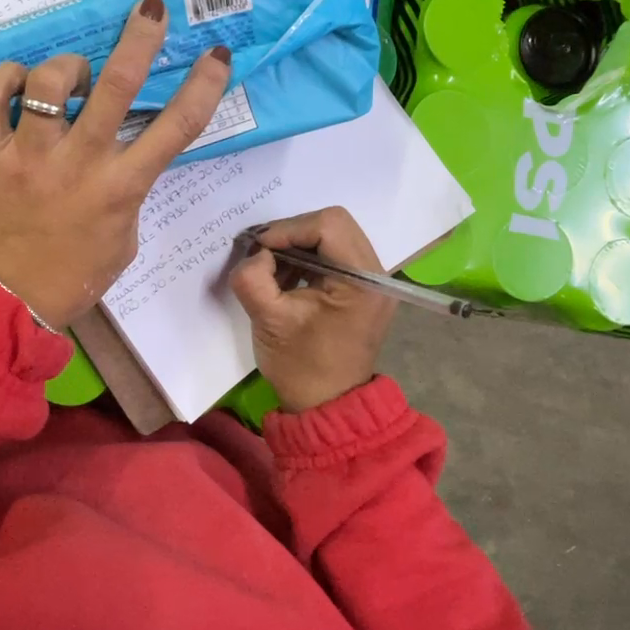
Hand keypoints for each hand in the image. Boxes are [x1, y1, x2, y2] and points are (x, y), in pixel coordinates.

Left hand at [0, 0, 232, 328]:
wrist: (1, 303)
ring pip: (50, 84)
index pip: (177, 129)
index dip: (204, 87)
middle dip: (140, 40)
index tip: (217, 56)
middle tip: (150, 10)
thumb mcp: (122, 241)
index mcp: (122, 188)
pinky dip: (4, 79)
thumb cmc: (70, 278)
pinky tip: (17, 81)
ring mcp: (30, 157)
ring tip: (73, 75)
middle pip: (117, 87)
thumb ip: (128, 195)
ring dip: (68, 66)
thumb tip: (124, 159)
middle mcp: (81, 163)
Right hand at [230, 208, 396, 412]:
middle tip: (264, 255)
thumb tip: (256, 255)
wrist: (327, 406)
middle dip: (292, 233)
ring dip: (297, 245)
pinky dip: (306, 257)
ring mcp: (371, 280)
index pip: (328, 225)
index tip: (260, 250)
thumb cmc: (300, 366)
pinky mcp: (361, 288)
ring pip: (333, 235)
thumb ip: (254, 278)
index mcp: (361, 281)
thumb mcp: (268, 320)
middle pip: (333, 223)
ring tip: (272, 269)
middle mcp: (375, 274)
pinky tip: (286, 278)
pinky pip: (333, 253)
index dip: (288, 229)